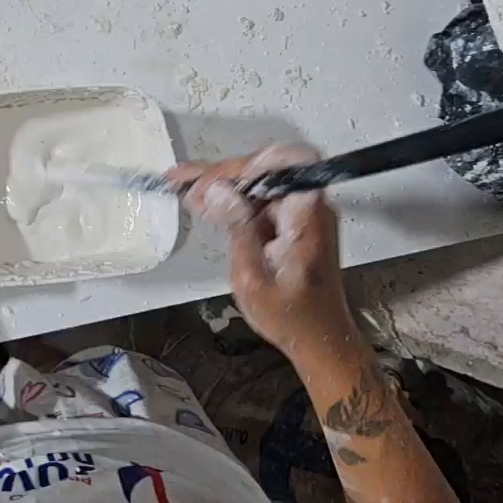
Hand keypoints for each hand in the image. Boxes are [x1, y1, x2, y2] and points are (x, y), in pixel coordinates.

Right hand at [168, 144, 363, 366]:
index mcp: (306, 214)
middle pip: (265, 168)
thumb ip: (237, 229)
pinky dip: (232, 200)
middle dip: (222, 175)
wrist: (319, 339)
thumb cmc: (290, 316)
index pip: (284, 163)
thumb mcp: (253, 277)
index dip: (245, 165)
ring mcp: (302, 211)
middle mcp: (310, 204)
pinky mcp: (292, 220)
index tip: (211, 183)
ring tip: (184, 190)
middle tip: (184, 185)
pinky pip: (260, 198)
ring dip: (222, 185)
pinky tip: (204, 202)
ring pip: (258, 181)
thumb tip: (218, 190)